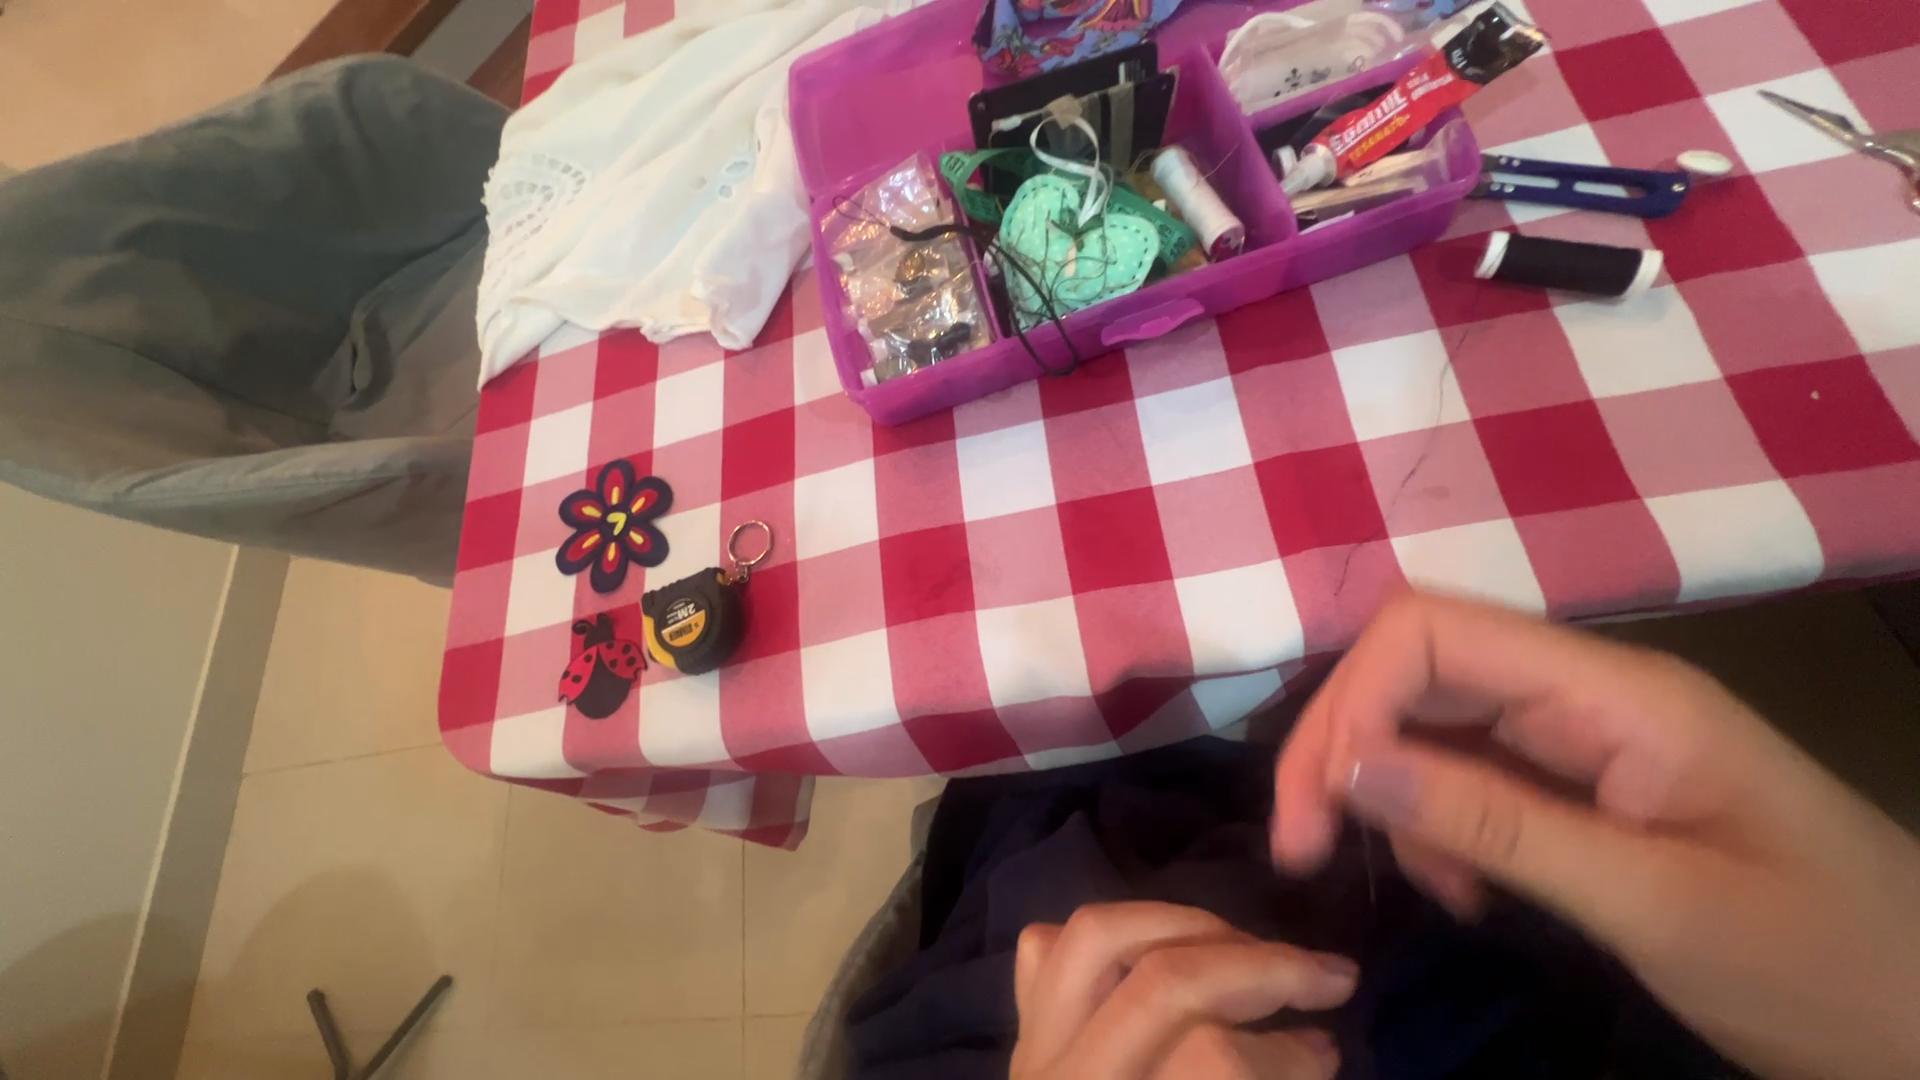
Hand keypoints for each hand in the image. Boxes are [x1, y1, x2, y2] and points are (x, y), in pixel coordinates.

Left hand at [1011, 901, 1355, 1079]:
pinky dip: (1099, 937)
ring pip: (1096, 936)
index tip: (1333, 1048)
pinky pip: (1042, 949)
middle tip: (1329, 974)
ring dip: (1183, 924)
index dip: (1284, 1057)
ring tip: (1245, 942)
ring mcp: (1032, 1049)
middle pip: (1160, 986)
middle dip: (1257, 967)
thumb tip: (1315, 1049)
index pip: (1210, 1062)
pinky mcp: (1020, 1032)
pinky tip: (1152, 945)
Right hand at [1272, 590, 1919, 1079]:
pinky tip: (1454, 884)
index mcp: (1610, 692)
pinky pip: (1451, 770)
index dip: (1357, 696)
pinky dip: (1424, 821)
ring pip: (1418, 720)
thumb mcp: (1660, 908)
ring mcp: (1564, 731)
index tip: (1329, 796)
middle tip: (1300, 839)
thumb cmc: (1836, 971)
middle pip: (1406, 670)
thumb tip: (1347, 767)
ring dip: (1377, 789)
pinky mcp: (1559, 775)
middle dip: (1338, 745)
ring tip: (1402, 878)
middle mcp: (1572, 690)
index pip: (1431, 632)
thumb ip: (1496, 826)